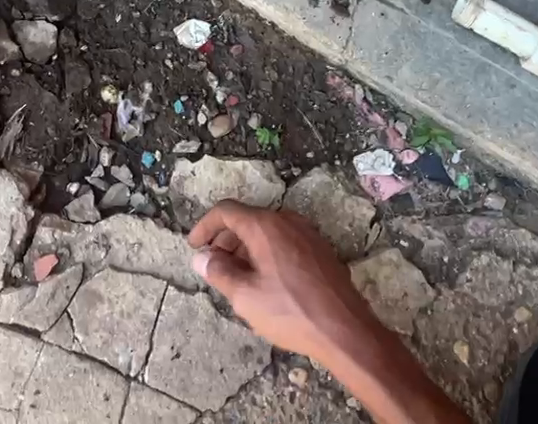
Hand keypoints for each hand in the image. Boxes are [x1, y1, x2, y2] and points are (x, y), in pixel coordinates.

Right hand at [186, 202, 469, 423]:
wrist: (343, 327)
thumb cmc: (290, 310)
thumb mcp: (245, 296)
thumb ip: (219, 272)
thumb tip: (201, 257)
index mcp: (265, 225)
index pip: (226, 211)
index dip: (205, 225)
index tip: (193, 245)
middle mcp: (286, 220)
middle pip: (246, 219)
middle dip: (224, 240)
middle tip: (212, 266)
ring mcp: (305, 232)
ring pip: (265, 231)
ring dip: (244, 248)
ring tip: (235, 277)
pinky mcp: (318, 248)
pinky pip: (283, 240)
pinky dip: (265, 252)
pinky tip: (264, 280)